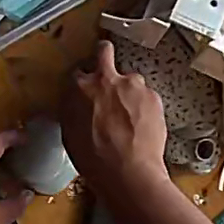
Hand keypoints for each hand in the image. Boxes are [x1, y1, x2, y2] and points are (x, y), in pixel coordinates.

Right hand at [60, 40, 169, 202]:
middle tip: (105, 63)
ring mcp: (133, 86)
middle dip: (103, 53)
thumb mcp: (70, 135)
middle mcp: (106, 79)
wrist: (128, 173)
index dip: (81, 80)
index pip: (77, 72)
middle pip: (104, 50)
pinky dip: (144, 106)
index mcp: (79, 88)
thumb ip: (72, 111)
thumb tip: (73, 107)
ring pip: (130, 79)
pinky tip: (141, 125)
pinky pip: (147, 96)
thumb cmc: (96, 159)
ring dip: (128, 90)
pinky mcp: (153, 96)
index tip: (83, 86)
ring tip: (128, 115)